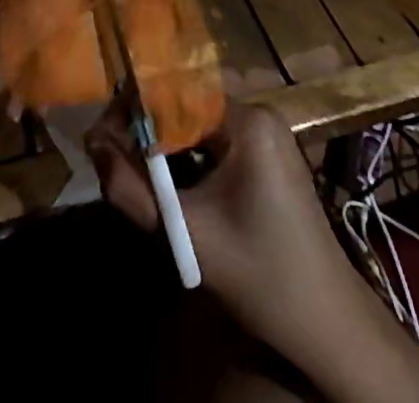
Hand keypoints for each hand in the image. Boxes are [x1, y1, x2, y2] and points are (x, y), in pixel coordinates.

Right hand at [88, 104, 362, 345]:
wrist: (328, 325)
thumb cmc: (260, 275)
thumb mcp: (183, 232)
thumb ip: (128, 186)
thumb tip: (90, 140)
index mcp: (246, 123)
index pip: (170, 93)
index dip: (128, 112)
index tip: (100, 140)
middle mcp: (256, 114)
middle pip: (179, 104)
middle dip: (140, 129)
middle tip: (112, 160)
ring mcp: (262, 133)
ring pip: (189, 121)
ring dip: (157, 144)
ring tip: (134, 175)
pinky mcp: (262, 153)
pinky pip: (206, 138)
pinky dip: (180, 155)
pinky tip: (167, 186)